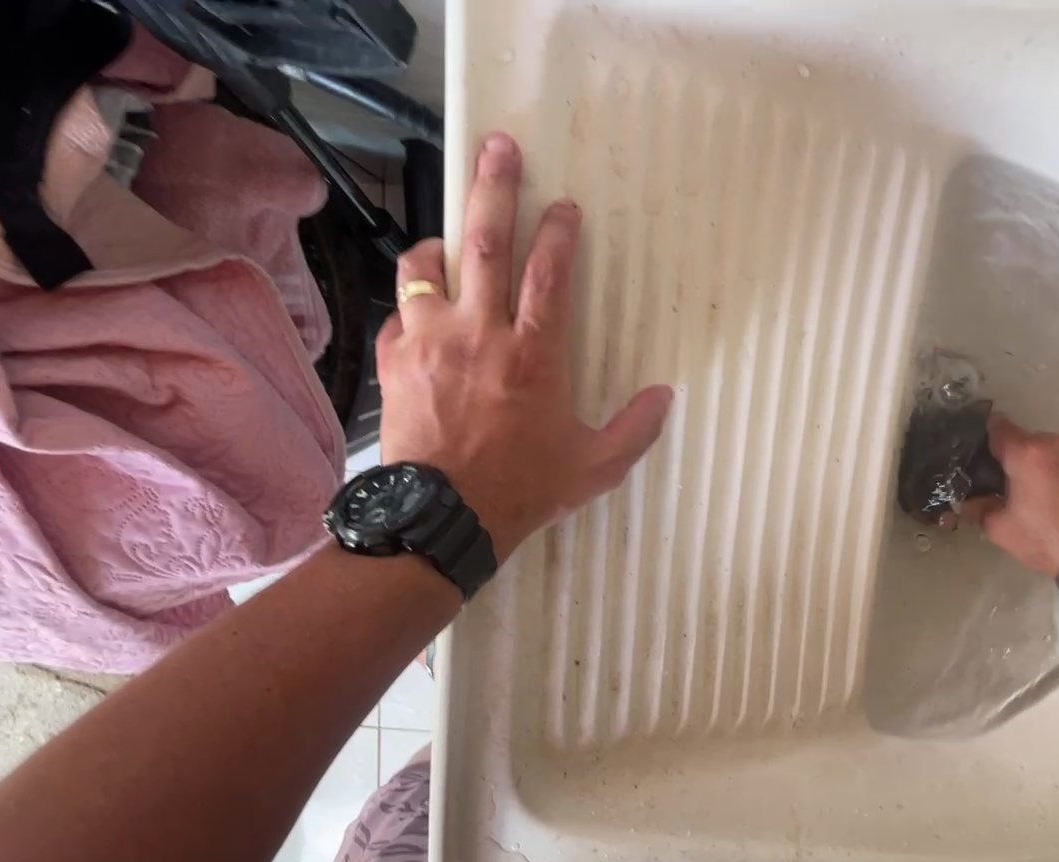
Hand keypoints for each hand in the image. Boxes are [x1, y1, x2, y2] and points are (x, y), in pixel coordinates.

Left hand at [376, 132, 673, 558]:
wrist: (442, 518)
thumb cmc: (522, 490)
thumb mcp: (594, 468)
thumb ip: (635, 431)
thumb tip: (665, 397)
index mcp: (533, 356)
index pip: (549, 274)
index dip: (558, 232)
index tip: (564, 206)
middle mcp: (480, 334)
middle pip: (485, 243)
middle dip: (495, 188)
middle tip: (499, 147)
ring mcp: (430, 342)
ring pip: (427, 266)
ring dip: (440, 242)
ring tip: (448, 238)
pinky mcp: (394, 360)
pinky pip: (400, 313)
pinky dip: (413, 304)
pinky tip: (423, 313)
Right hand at [972, 415, 1058, 577]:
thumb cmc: (1051, 543)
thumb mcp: (1003, 531)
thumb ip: (982, 509)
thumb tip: (973, 499)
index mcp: (1029, 455)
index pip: (1001, 430)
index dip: (993, 438)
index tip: (993, 452)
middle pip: (1038, 444)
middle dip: (1032, 462)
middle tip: (1035, 493)